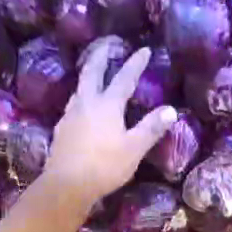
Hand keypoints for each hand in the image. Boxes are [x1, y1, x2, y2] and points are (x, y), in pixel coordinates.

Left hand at [42, 46, 175, 205]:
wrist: (66, 185)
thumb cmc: (104, 166)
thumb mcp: (134, 149)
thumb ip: (151, 128)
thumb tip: (171, 110)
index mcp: (107, 104)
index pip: (124, 78)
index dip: (135, 64)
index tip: (144, 50)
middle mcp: (86, 103)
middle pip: (92, 72)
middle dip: (101, 56)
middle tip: (108, 46)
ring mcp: (70, 116)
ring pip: (79, 89)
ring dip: (88, 77)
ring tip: (94, 75)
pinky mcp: (60, 131)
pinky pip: (72, 107)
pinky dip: (80, 99)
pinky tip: (81, 109)